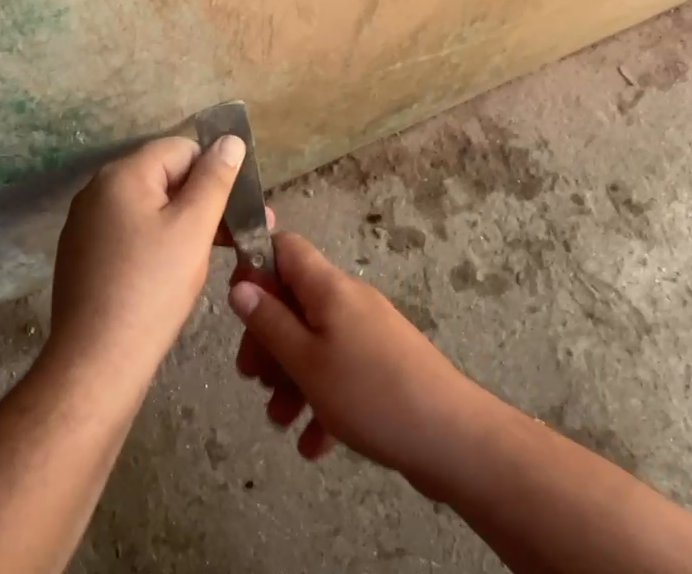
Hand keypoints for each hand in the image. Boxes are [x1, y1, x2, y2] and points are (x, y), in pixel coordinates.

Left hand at [46, 135, 245, 382]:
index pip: (181, 149)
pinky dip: (157, 244)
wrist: (97, 359)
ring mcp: (85, 224)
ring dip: (184, 224)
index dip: (214, 171)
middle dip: (204, 201)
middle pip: (163, 178)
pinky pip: (129, 234)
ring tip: (215, 256)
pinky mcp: (83, 255)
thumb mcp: (193, 229)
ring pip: (148, 209)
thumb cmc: (152, 288)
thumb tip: (229, 140)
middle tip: (241, 235)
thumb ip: (214, 179)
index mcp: (121, 175)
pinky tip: (173, 274)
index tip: (241, 208)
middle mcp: (96, 191)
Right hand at [227, 232, 490, 494]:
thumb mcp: (306, 360)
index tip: (237, 307)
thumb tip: (240, 285)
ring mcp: (370, 337)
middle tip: (251, 377)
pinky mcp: (384, 370)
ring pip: (315, 344)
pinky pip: (341, 375)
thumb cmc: (370, 393)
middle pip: (295, 302)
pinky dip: (323, 402)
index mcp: (329, 288)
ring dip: (291, 378)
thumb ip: (269, 322)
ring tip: (279, 419)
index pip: (285, 248)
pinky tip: (313, 443)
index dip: (255, 266)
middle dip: (268, 338)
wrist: (453, 440)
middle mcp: (349, 303)